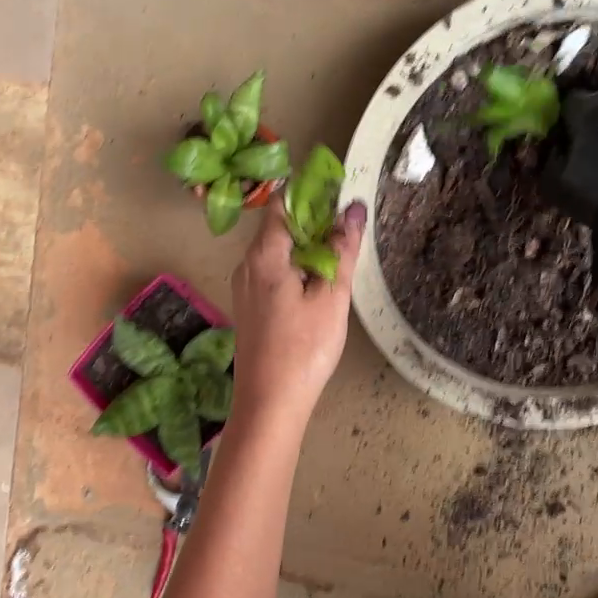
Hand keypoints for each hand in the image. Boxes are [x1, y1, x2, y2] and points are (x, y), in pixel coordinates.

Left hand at [228, 201, 362, 433]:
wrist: (269, 404)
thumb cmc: (303, 350)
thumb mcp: (331, 297)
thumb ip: (342, 250)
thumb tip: (353, 208)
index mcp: (263, 256)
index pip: (282, 203)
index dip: (310, 193)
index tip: (339, 193)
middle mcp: (246, 266)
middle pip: (278, 228)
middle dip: (311, 222)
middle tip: (346, 230)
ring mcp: (243, 289)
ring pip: (275, 253)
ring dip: (305, 249)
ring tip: (337, 258)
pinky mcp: (248, 309)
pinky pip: (271, 275)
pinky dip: (294, 270)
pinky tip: (316, 287)